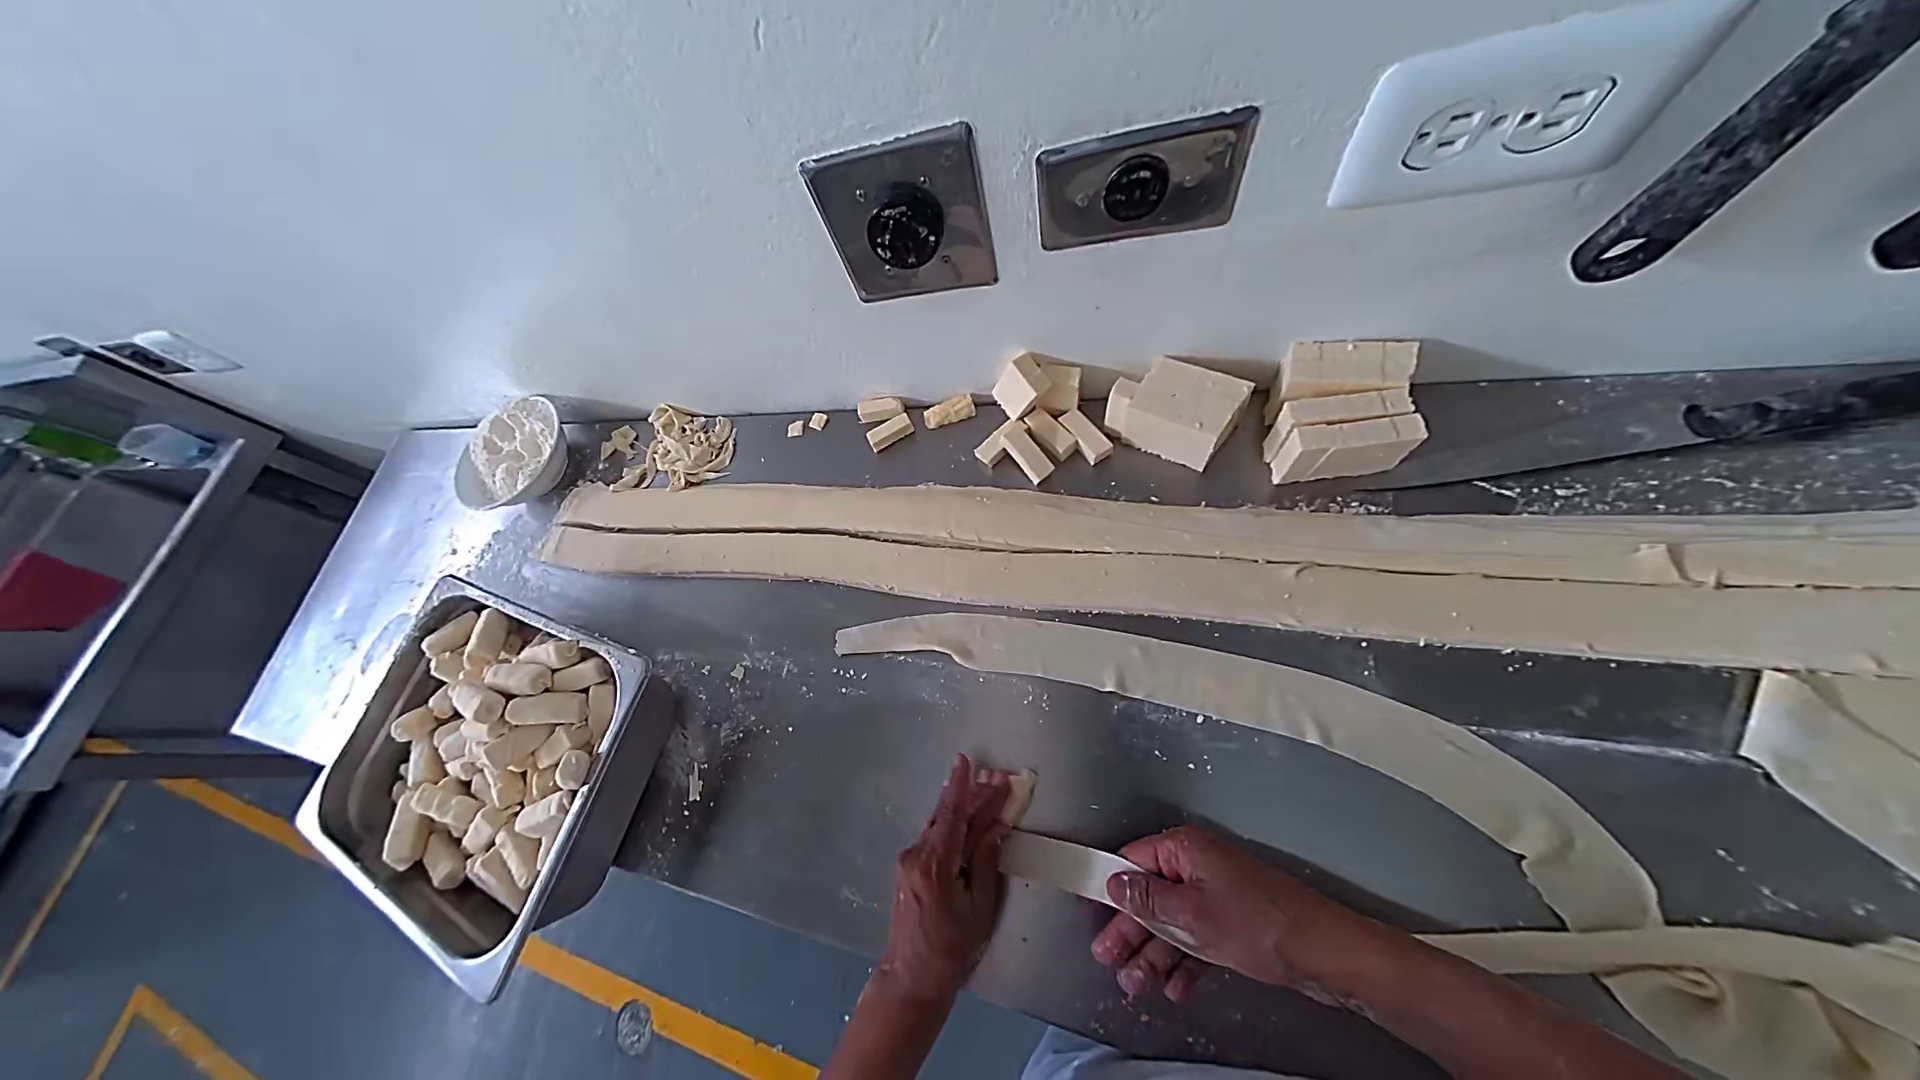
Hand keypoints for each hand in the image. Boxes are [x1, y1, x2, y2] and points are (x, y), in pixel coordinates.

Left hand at [876, 755, 1011, 1002]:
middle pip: (947, 815)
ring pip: (940, 824)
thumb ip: (985, 861)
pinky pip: (934, 836)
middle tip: (997, 779)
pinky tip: (969, 819)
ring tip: (988, 792)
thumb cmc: (951, 949)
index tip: (967, 761)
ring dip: (963, 808)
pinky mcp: (907, 866)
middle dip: (972, 795)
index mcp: (933, 865)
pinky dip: (953, 825)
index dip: (961, 787)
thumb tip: (996, 825)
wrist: (912, 977)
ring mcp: (908, 860)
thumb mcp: (979, 907)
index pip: (950, 815)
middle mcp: (915, 855)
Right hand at [1091, 826, 1380, 1002]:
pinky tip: (1173, 986)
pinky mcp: (1232, 921)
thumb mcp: (1190, 915)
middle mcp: (1197, 866)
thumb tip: (1115, 884)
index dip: (1109, 886)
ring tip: (1137, 984)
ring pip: (1171, 923)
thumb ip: (1146, 900)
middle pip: (1150, 896)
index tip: (1089, 906)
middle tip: (1109, 956)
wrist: (1324, 953)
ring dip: (1153, 954)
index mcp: (1184, 850)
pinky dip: (1183, 962)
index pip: (1132, 860)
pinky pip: (1195, 938)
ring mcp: (1215, 894)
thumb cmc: (1260, 924)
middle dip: (1130, 932)